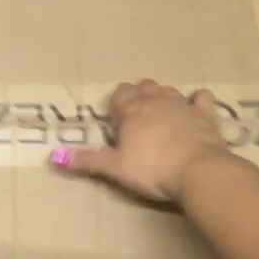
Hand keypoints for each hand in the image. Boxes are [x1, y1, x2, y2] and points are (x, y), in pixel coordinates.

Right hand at [52, 79, 230, 203]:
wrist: (198, 171)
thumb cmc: (152, 169)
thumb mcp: (115, 168)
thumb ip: (86, 160)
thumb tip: (53, 157)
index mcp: (131, 111)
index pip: (119, 94)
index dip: (117, 105)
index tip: (118, 122)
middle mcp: (155, 101)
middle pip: (143, 86)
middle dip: (139, 96)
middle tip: (137, 119)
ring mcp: (182, 105)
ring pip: (168, 89)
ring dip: (162, 96)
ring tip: (160, 114)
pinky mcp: (205, 114)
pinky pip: (202, 98)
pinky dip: (197, 101)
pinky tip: (196, 108)